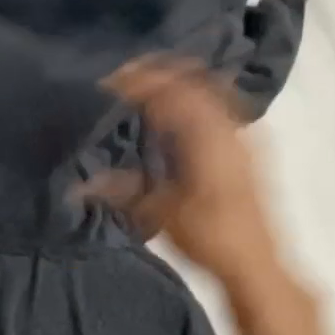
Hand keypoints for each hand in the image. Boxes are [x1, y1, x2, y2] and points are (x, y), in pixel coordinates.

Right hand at [89, 58, 280, 284]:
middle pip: (193, 81)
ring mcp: (244, 135)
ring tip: (149, 83)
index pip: (168, 93)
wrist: (257, 261)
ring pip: (210, 90)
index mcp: (205, 138)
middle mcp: (229, 128)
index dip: (137, 82)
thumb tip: (77, 183)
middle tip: (126, 72)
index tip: (108, 79)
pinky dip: (197, 97)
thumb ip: (118, 189)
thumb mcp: (156, 212)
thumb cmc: (207, 236)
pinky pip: (221, 105)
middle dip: (158, 73)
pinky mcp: (250, 147)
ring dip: (180, 82)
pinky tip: (180, 109)